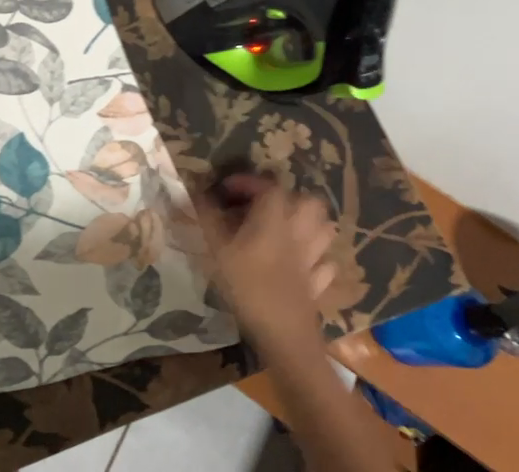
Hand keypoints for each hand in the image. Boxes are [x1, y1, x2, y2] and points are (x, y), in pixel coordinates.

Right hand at [198, 174, 338, 353]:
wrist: (284, 335)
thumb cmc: (247, 287)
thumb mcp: (217, 250)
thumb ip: (207, 218)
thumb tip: (194, 192)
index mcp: (274, 219)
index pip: (267, 185)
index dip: (247, 182)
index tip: (226, 190)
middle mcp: (299, 232)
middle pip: (307, 201)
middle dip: (288, 198)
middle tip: (263, 207)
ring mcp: (313, 258)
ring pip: (324, 228)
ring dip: (308, 222)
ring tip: (286, 228)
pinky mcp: (319, 282)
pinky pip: (324, 262)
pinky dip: (316, 258)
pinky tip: (302, 263)